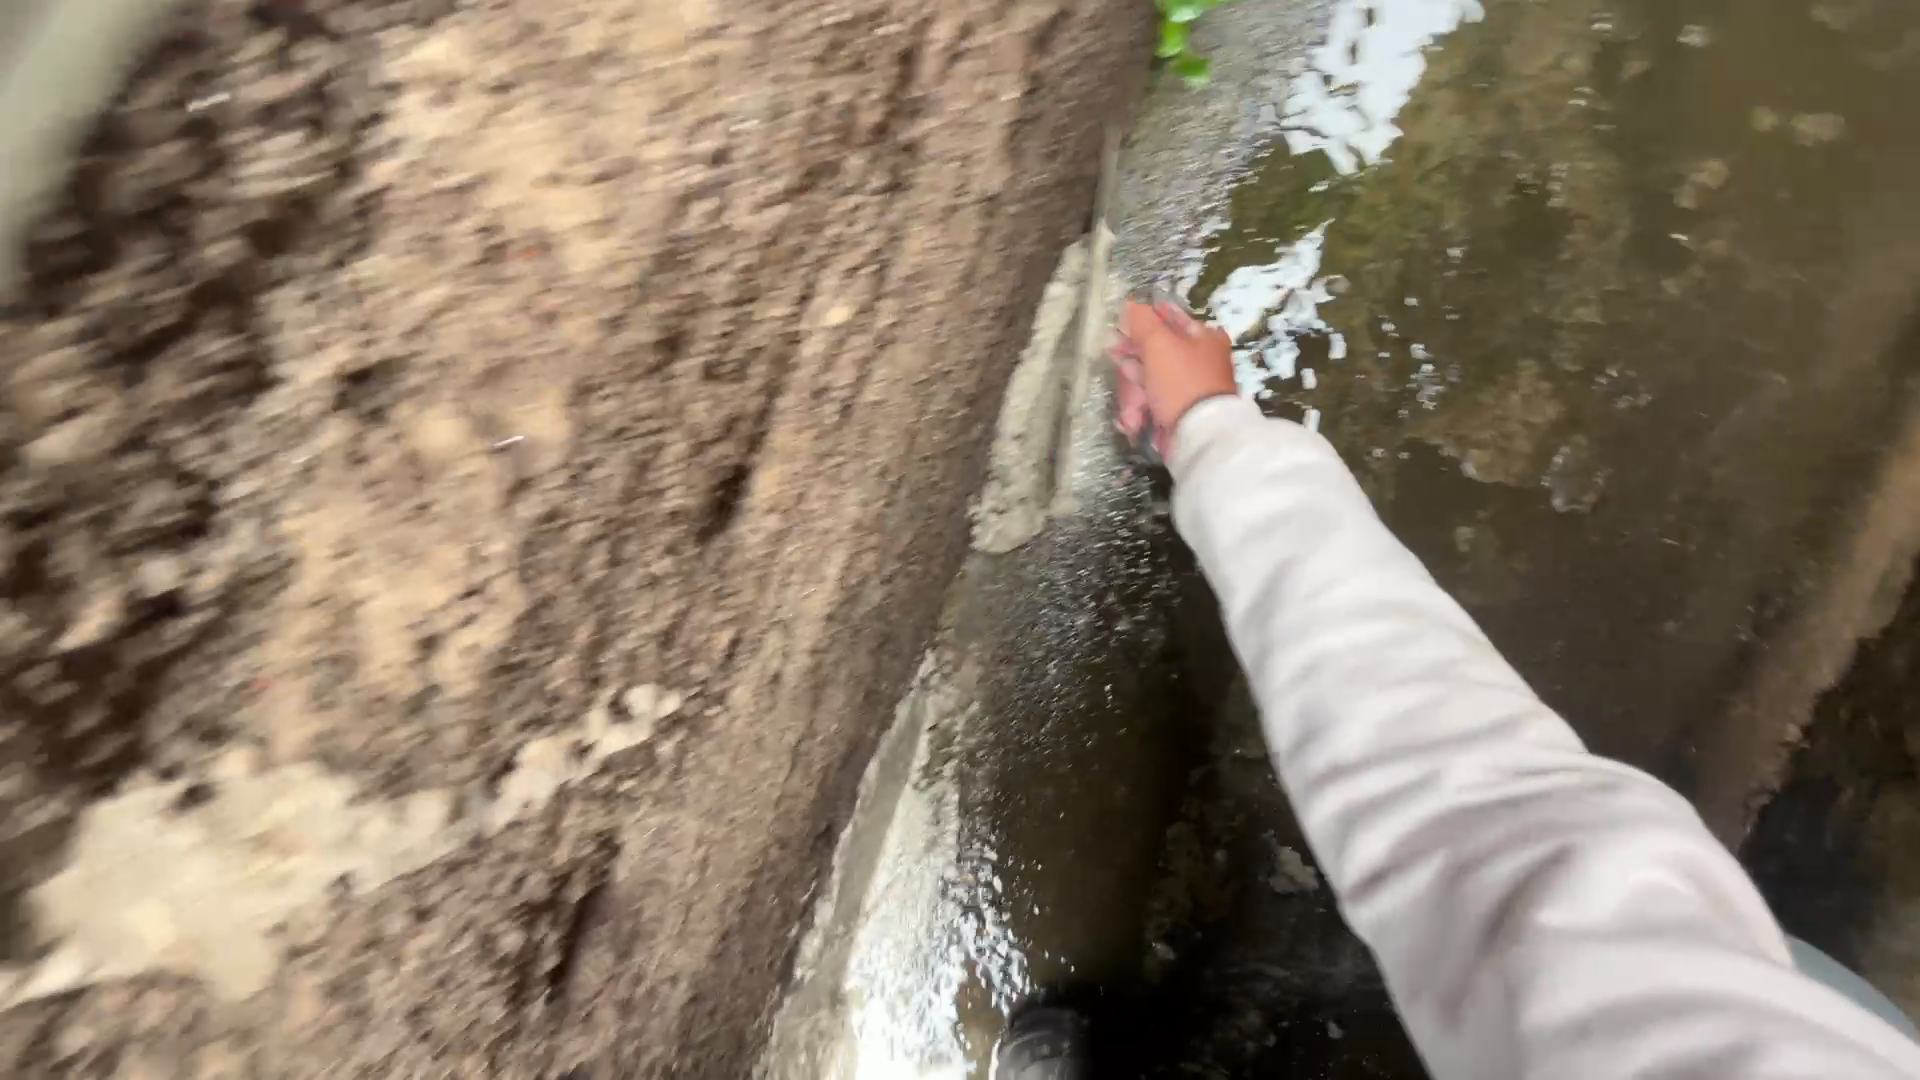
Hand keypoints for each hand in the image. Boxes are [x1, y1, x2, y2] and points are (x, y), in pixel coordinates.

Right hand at [1111, 299, 1237, 458]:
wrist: (1198, 434)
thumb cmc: (1181, 381)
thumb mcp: (1159, 343)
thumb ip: (1142, 321)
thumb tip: (1131, 305)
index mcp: (1204, 337)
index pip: (1169, 318)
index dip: (1143, 320)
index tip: (1121, 327)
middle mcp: (1200, 359)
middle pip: (1156, 350)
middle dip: (1134, 357)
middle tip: (1116, 356)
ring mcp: (1189, 387)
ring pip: (1151, 377)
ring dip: (1134, 385)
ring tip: (1129, 397)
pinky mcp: (1179, 410)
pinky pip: (1153, 399)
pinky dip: (1141, 404)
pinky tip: (1133, 414)